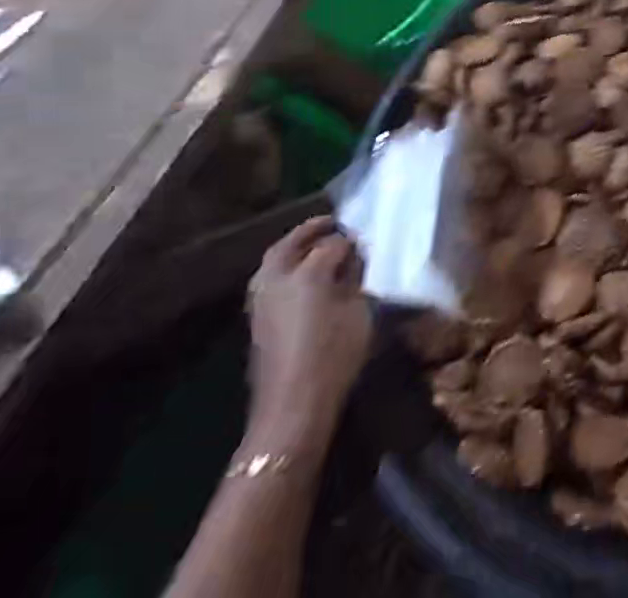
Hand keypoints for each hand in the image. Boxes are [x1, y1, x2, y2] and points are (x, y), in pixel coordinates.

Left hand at [246, 216, 370, 445]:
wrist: (294, 402)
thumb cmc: (335, 352)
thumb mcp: (357, 309)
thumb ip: (354, 277)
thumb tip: (354, 257)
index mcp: (304, 272)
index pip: (332, 242)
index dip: (351, 238)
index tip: (368, 236)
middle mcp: (276, 280)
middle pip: (291, 245)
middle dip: (312, 232)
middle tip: (335, 225)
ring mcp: (261, 301)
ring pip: (276, 262)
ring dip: (297, 250)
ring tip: (324, 249)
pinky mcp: (259, 320)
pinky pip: (274, 280)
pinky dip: (291, 269)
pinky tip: (313, 278)